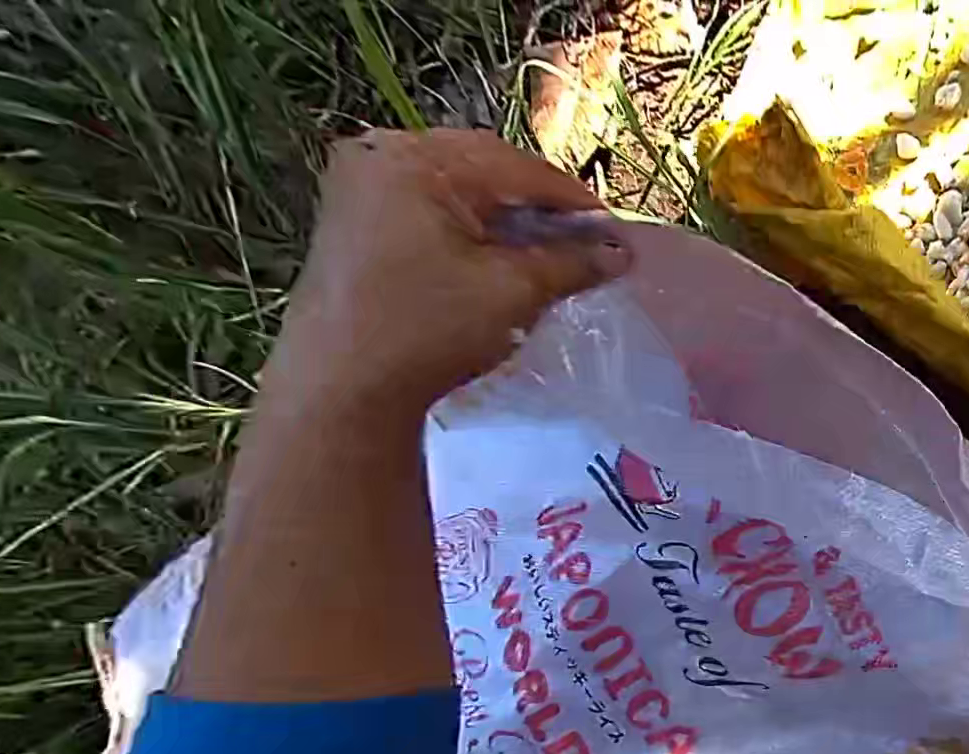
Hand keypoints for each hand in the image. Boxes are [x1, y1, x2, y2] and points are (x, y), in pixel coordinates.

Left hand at [265, 128, 632, 422]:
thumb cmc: (433, 327)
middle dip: (542, 202)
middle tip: (586, 239)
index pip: (517, 166)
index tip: (615, 232)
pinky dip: (479, 224)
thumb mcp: (514, 291)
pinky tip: (505, 254)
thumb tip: (621, 252)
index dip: (574, 198)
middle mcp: (384, 156)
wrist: (348, 381)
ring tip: (552, 248)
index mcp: (417, 162)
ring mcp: (366, 184)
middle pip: (486, 167)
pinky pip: (436, 205)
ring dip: (512, 214)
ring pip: (462, 186)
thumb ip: (571, 263)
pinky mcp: (362, 217)